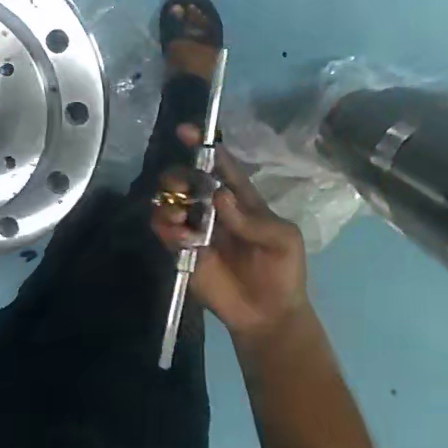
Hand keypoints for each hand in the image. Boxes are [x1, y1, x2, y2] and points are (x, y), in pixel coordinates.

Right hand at [151, 124, 310, 341]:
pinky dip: (166, 229)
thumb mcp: (283, 240)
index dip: (203, 146)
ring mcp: (196, 230)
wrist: (269, 316)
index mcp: (241, 200)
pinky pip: (164, 231)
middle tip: (180, 188)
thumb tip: (219, 195)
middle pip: (187, 180)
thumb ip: (252, 219)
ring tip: (181, 219)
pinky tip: (182, 238)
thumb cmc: (282, 272)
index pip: (220, 165)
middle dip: (178, 176)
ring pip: (170, 202)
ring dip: (169, 203)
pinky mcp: (182, 252)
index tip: (184, 131)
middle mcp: (213, 209)